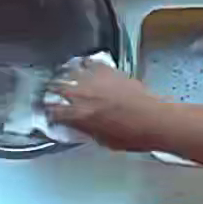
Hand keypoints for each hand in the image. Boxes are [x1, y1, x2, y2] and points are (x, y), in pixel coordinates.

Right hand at [45, 60, 167, 150]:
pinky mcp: (108, 70)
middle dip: (52, 90)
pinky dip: (85, 65)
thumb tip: (77, 125)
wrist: (154, 120)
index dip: (48, 111)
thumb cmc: (132, 135)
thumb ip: (85, 129)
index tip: (49, 112)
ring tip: (64, 76)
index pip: (53, 111)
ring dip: (65, 75)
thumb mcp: (103, 141)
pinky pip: (90, 62)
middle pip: (57, 87)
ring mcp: (95, 80)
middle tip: (52, 92)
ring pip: (70, 71)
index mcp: (79, 115)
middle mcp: (83, 94)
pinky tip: (85, 67)